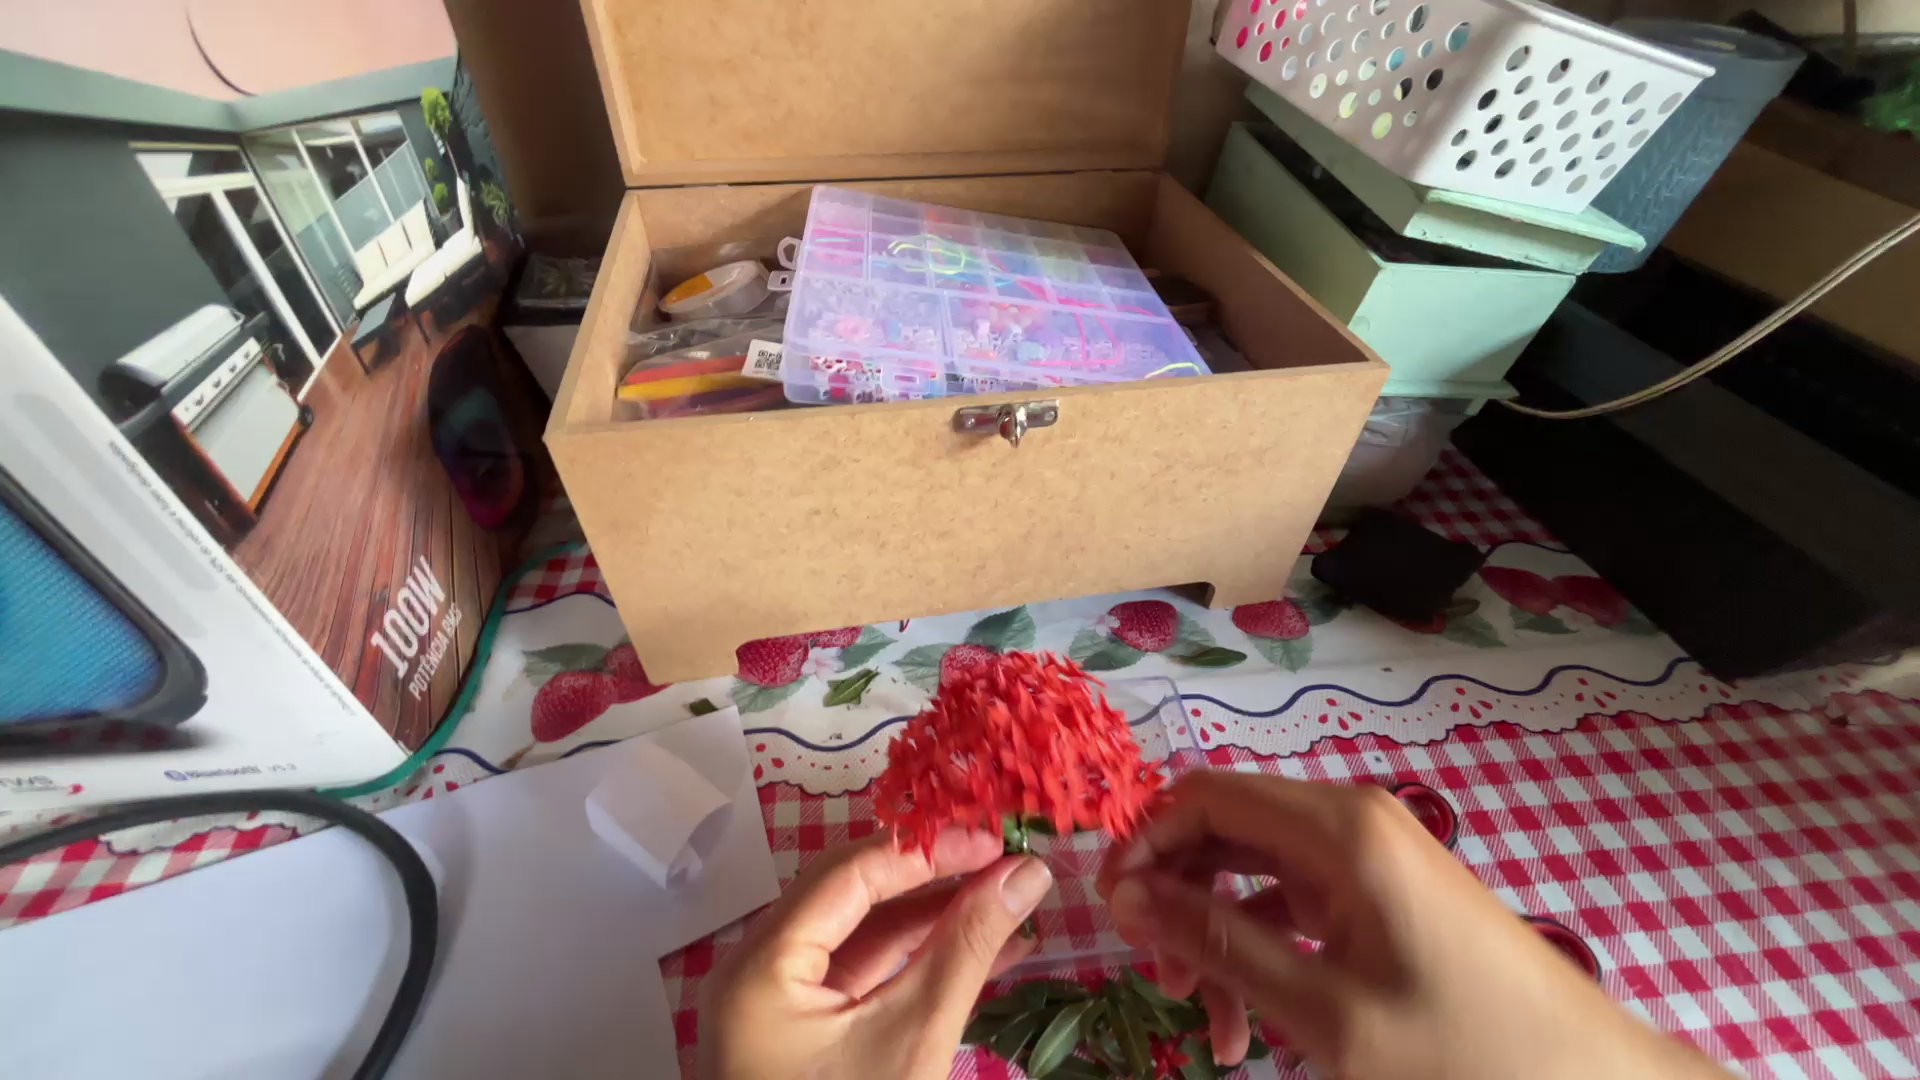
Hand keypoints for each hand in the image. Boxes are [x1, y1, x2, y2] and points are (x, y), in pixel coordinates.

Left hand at [700, 829, 1053, 1079]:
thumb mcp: (912, 1043)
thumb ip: (967, 949)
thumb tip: (1028, 873)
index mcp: (763, 964)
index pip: (850, 872)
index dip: (927, 849)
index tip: (993, 839)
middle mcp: (764, 967)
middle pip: (858, 894)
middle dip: (937, 877)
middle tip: (1005, 860)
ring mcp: (788, 999)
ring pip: (870, 933)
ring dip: (941, 916)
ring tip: (1011, 896)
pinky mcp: (815, 1027)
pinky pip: (873, 973)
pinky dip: (927, 956)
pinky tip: (987, 943)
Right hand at [1098, 771, 1730, 1079]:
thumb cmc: (1468, 1057)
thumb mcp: (1325, 1012)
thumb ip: (1217, 942)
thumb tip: (1126, 896)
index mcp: (1335, 825)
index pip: (1204, 796)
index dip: (1147, 841)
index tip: (1114, 908)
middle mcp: (1344, 819)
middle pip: (1223, 829)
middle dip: (1179, 895)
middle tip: (1161, 973)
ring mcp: (1362, 855)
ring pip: (1250, 870)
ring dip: (1216, 933)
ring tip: (1210, 1022)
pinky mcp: (1375, 891)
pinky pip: (1290, 901)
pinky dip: (1259, 948)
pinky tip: (1252, 1021)